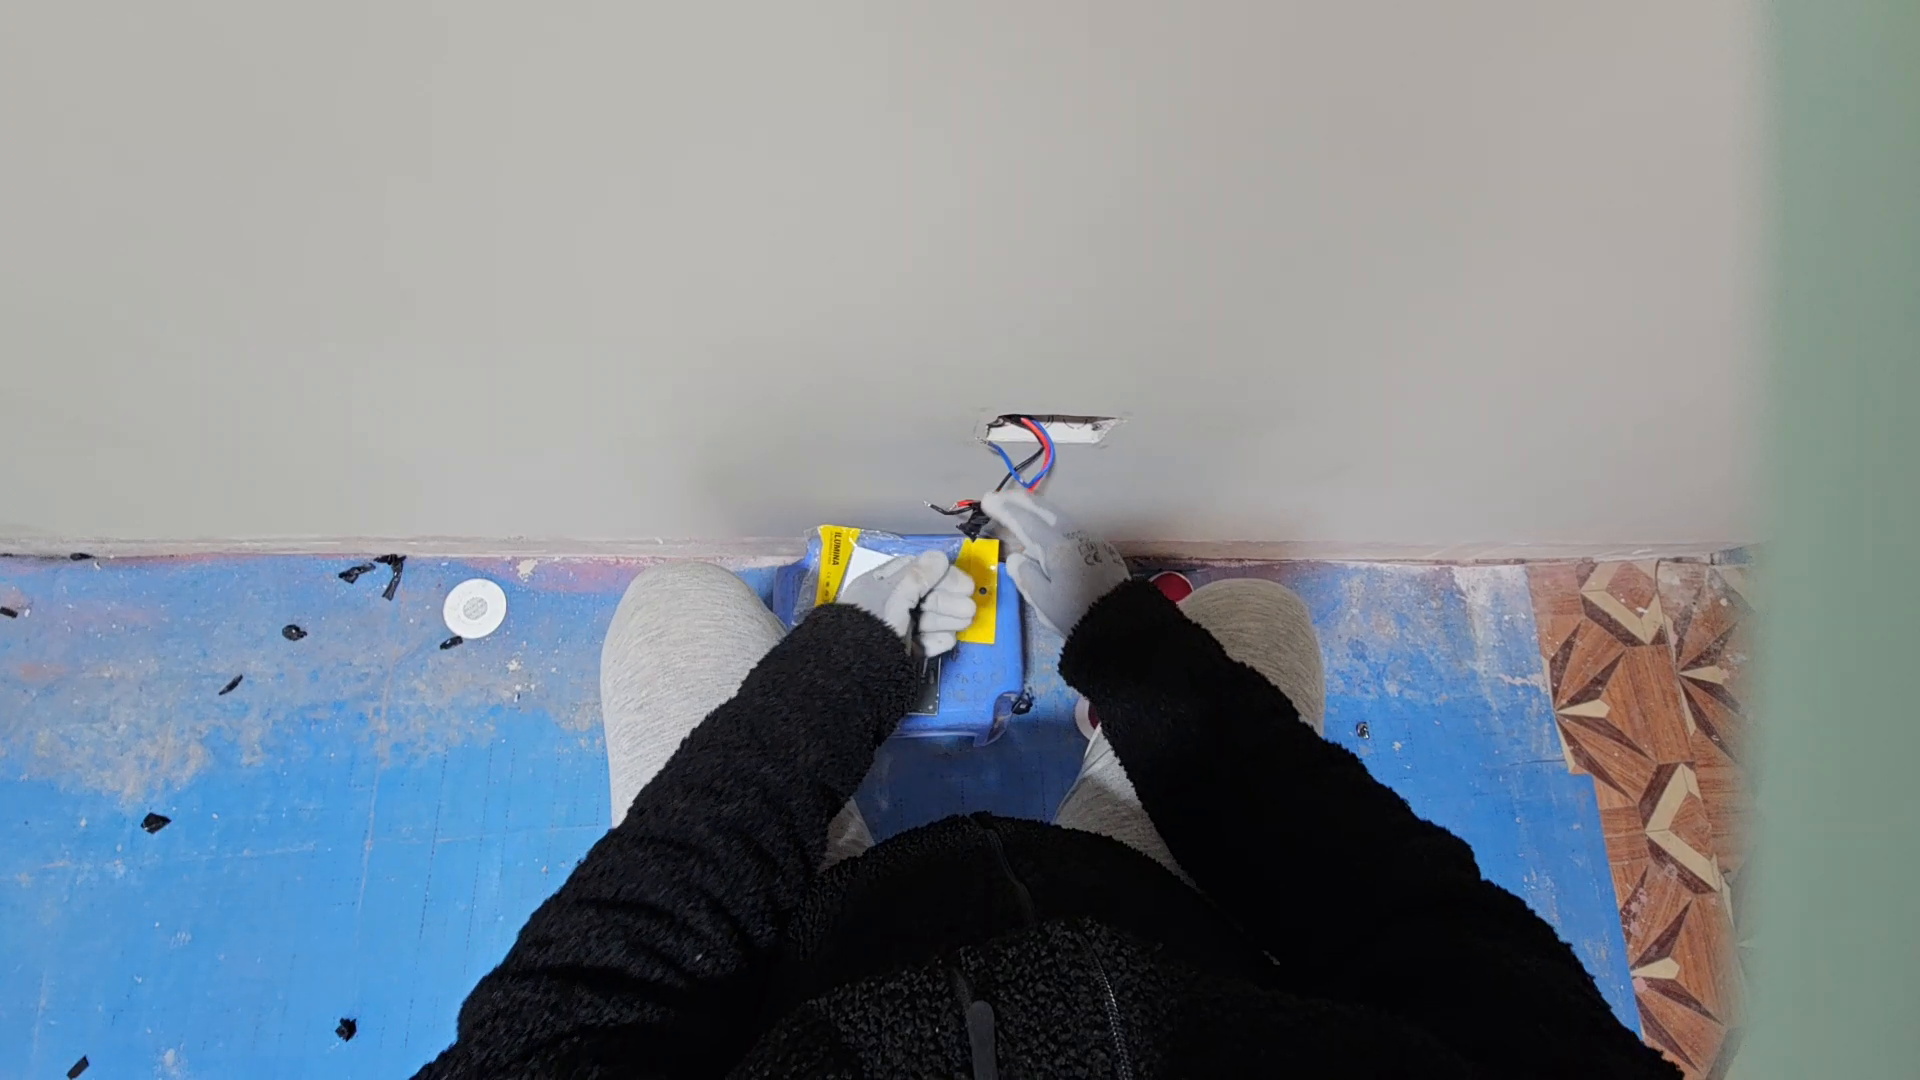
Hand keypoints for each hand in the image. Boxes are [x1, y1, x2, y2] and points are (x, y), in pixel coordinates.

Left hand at [835, 550, 977, 656]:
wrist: (855, 668)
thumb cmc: (873, 623)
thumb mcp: (894, 595)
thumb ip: (918, 577)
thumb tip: (939, 557)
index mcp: (881, 584)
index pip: (917, 571)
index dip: (943, 575)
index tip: (965, 584)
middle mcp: (889, 603)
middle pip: (926, 596)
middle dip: (949, 600)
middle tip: (969, 608)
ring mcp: (896, 627)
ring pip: (927, 619)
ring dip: (948, 618)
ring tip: (965, 621)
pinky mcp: (900, 649)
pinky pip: (922, 641)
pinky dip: (936, 640)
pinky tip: (947, 640)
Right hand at [980, 488, 1128, 636]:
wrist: (1119, 623)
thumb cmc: (1076, 614)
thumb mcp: (1043, 601)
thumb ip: (1026, 576)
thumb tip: (1016, 558)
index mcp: (1056, 548)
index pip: (1026, 522)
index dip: (1005, 510)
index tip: (987, 499)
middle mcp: (1074, 536)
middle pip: (1044, 510)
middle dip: (1020, 501)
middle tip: (1000, 496)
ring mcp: (1089, 540)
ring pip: (1058, 516)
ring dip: (1036, 508)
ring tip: (1018, 505)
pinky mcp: (1099, 549)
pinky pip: (1068, 526)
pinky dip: (1050, 520)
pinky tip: (1044, 526)